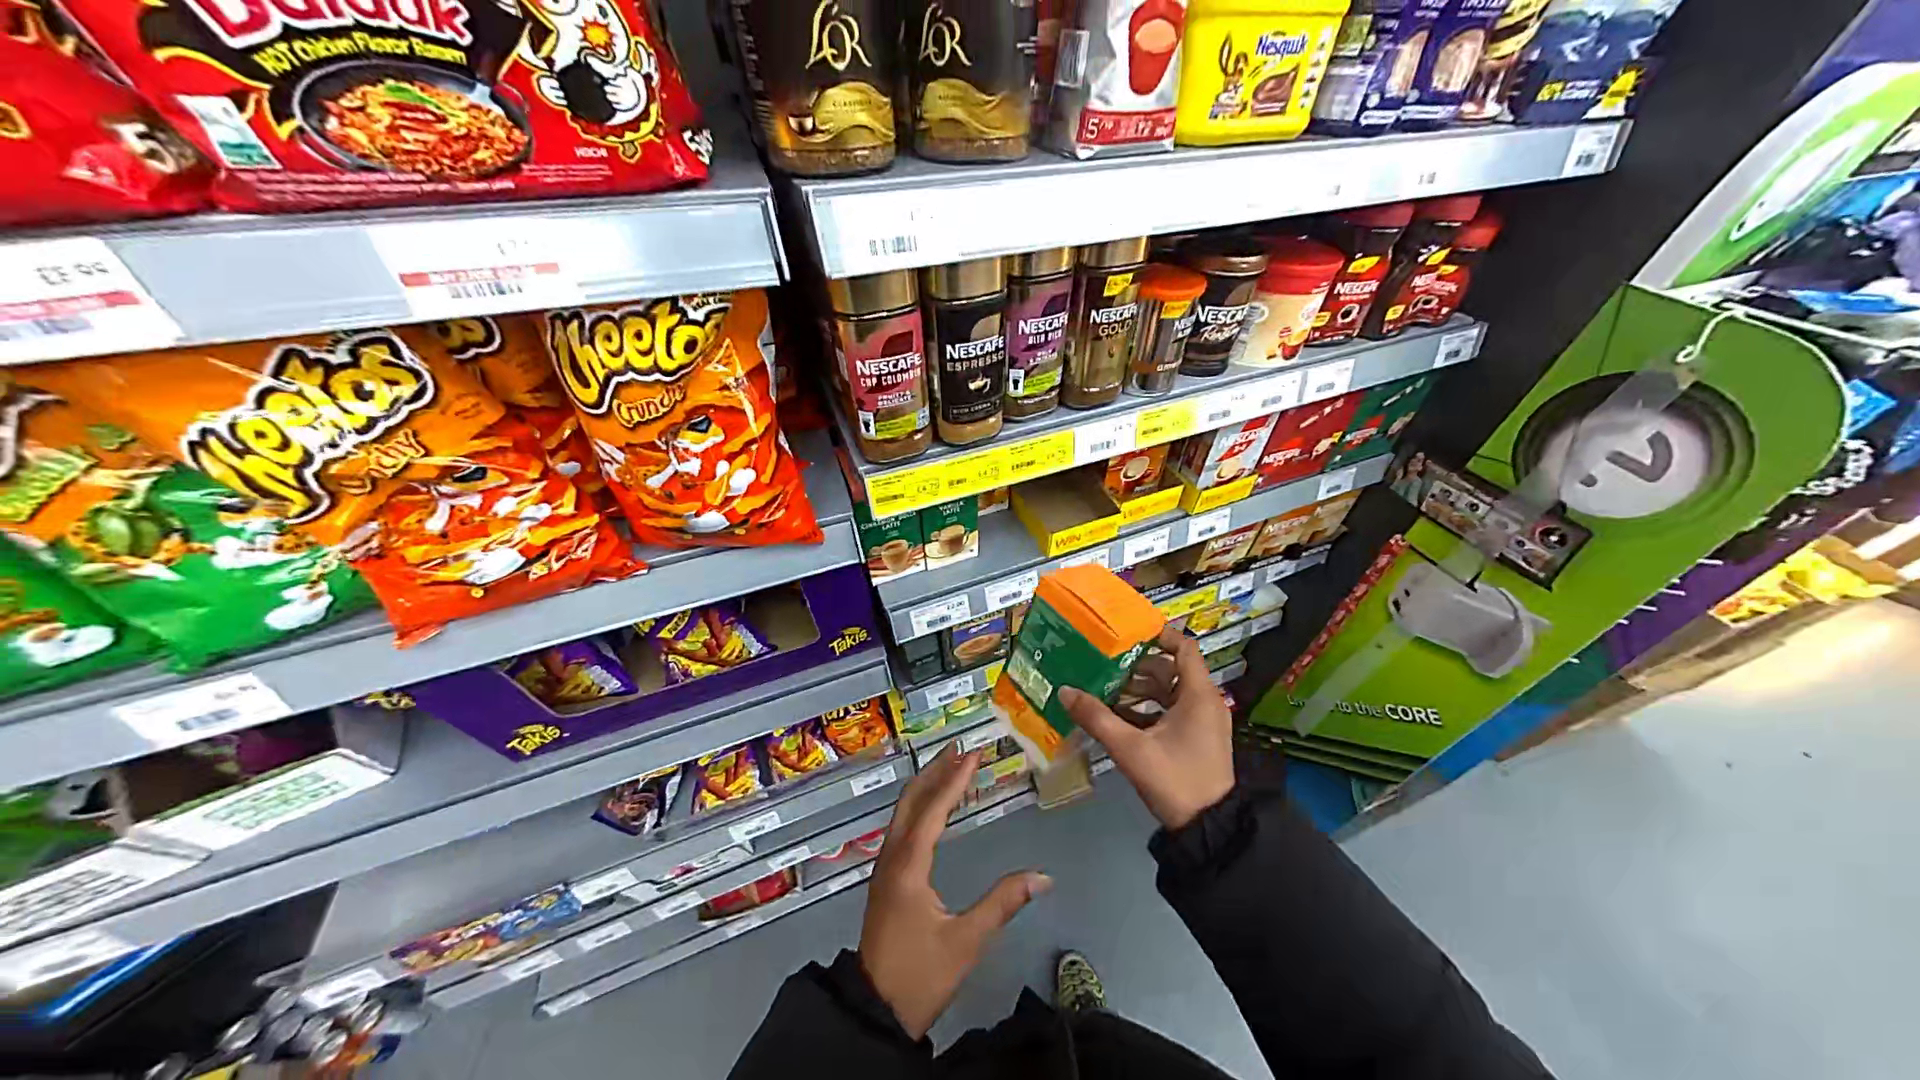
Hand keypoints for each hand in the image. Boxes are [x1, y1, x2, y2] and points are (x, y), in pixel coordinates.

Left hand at [859, 745, 1051, 1039]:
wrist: (874, 1008)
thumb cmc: (920, 974)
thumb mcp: (966, 942)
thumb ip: (1003, 904)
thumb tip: (1042, 877)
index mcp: (908, 866)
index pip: (933, 810)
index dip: (955, 779)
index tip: (974, 754)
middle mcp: (892, 857)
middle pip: (911, 800)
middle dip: (935, 771)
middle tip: (960, 748)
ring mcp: (885, 866)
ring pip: (904, 812)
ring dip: (927, 785)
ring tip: (951, 766)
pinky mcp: (887, 878)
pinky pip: (903, 827)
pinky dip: (921, 806)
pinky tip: (936, 809)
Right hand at [1060, 629, 1234, 830]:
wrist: (1209, 828)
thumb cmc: (1175, 779)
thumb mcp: (1130, 748)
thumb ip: (1096, 717)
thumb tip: (1065, 691)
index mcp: (1198, 695)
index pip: (1183, 648)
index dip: (1157, 635)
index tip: (1126, 633)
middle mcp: (1204, 702)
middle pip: (1170, 670)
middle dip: (1136, 667)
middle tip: (1103, 664)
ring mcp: (1202, 722)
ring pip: (1168, 693)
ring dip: (1138, 690)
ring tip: (1104, 690)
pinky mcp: (1197, 739)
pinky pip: (1170, 712)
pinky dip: (1146, 709)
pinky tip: (1117, 717)